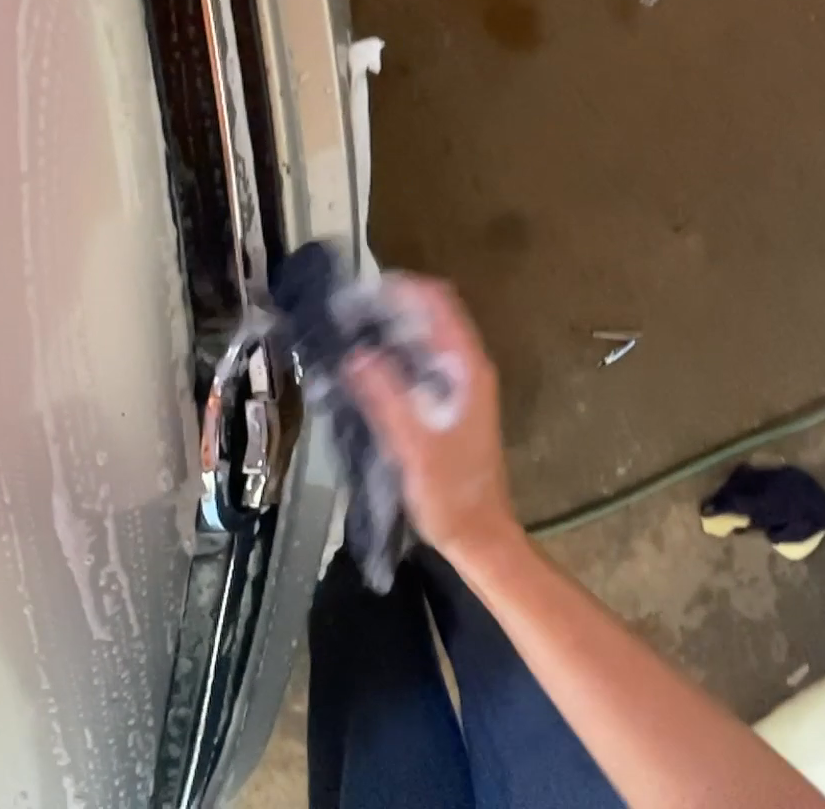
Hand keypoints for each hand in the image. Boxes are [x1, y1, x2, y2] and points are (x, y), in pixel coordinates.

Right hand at [344, 276, 521, 562]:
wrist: (477, 534)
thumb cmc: (450, 492)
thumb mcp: (412, 444)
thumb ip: (385, 396)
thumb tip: (356, 355)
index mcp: (467, 370)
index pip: (439, 305)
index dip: (404, 289)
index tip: (363, 291)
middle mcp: (467, 370)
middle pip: (431, 317)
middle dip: (391, 308)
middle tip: (348, 312)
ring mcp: (460, 388)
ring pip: (424, 341)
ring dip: (392, 332)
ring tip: (350, 333)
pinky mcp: (449, 406)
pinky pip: (421, 366)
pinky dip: (396, 358)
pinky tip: (366, 369)